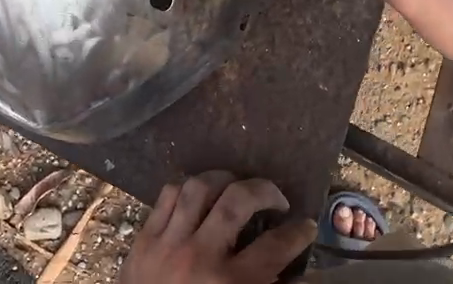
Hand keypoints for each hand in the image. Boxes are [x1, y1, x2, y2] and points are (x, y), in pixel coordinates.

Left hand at [117, 173, 315, 283]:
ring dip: (225, 179)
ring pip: (200, 188)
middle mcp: (201, 256)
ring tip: (238, 186)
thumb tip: (301, 275)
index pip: (274, 248)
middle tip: (277, 198)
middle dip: (265, 190)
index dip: (298, 233)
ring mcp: (170, 242)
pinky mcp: (146, 236)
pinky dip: (188, 188)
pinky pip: (168, 194)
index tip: (307, 225)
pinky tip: (201, 195)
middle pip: (237, 200)